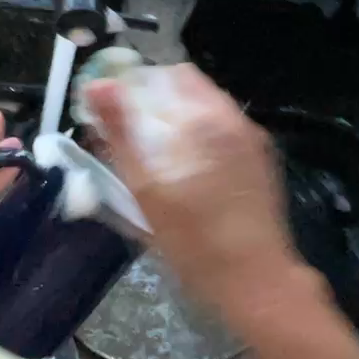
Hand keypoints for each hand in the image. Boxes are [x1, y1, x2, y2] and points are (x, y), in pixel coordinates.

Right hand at [83, 65, 309, 327]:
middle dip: (155, 104)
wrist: (257, 284)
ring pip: (206, 113)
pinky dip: (198, 140)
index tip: (115, 111)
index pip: (169, 74)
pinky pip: (223, 134)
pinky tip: (183, 173)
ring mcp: (254, 141)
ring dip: (176, 122)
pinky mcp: (262, 163)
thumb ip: (120, 132)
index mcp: (208, 118)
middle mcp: (236, 120)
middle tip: (128, 135)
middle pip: (188, 91)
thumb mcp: (146, 189)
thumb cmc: (194, 241)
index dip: (138, 86)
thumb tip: (96, 86)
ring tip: (152, 157)